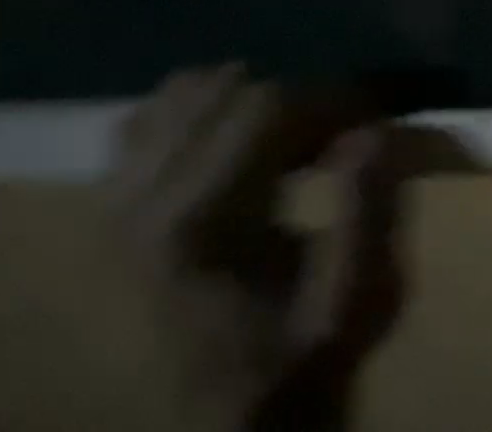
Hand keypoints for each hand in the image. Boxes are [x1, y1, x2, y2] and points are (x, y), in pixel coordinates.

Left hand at [107, 63, 407, 431]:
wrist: (234, 405)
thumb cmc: (306, 344)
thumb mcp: (357, 289)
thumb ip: (367, 210)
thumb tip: (374, 131)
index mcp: (200, 222)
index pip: (267, 106)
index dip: (334, 100)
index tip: (377, 124)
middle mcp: (140, 203)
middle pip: (230, 92)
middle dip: (302, 98)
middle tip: (347, 134)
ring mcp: (116, 204)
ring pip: (183, 94)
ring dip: (255, 101)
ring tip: (300, 138)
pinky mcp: (114, 208)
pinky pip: (146, 120)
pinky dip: (201, 112)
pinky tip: (242, 140)